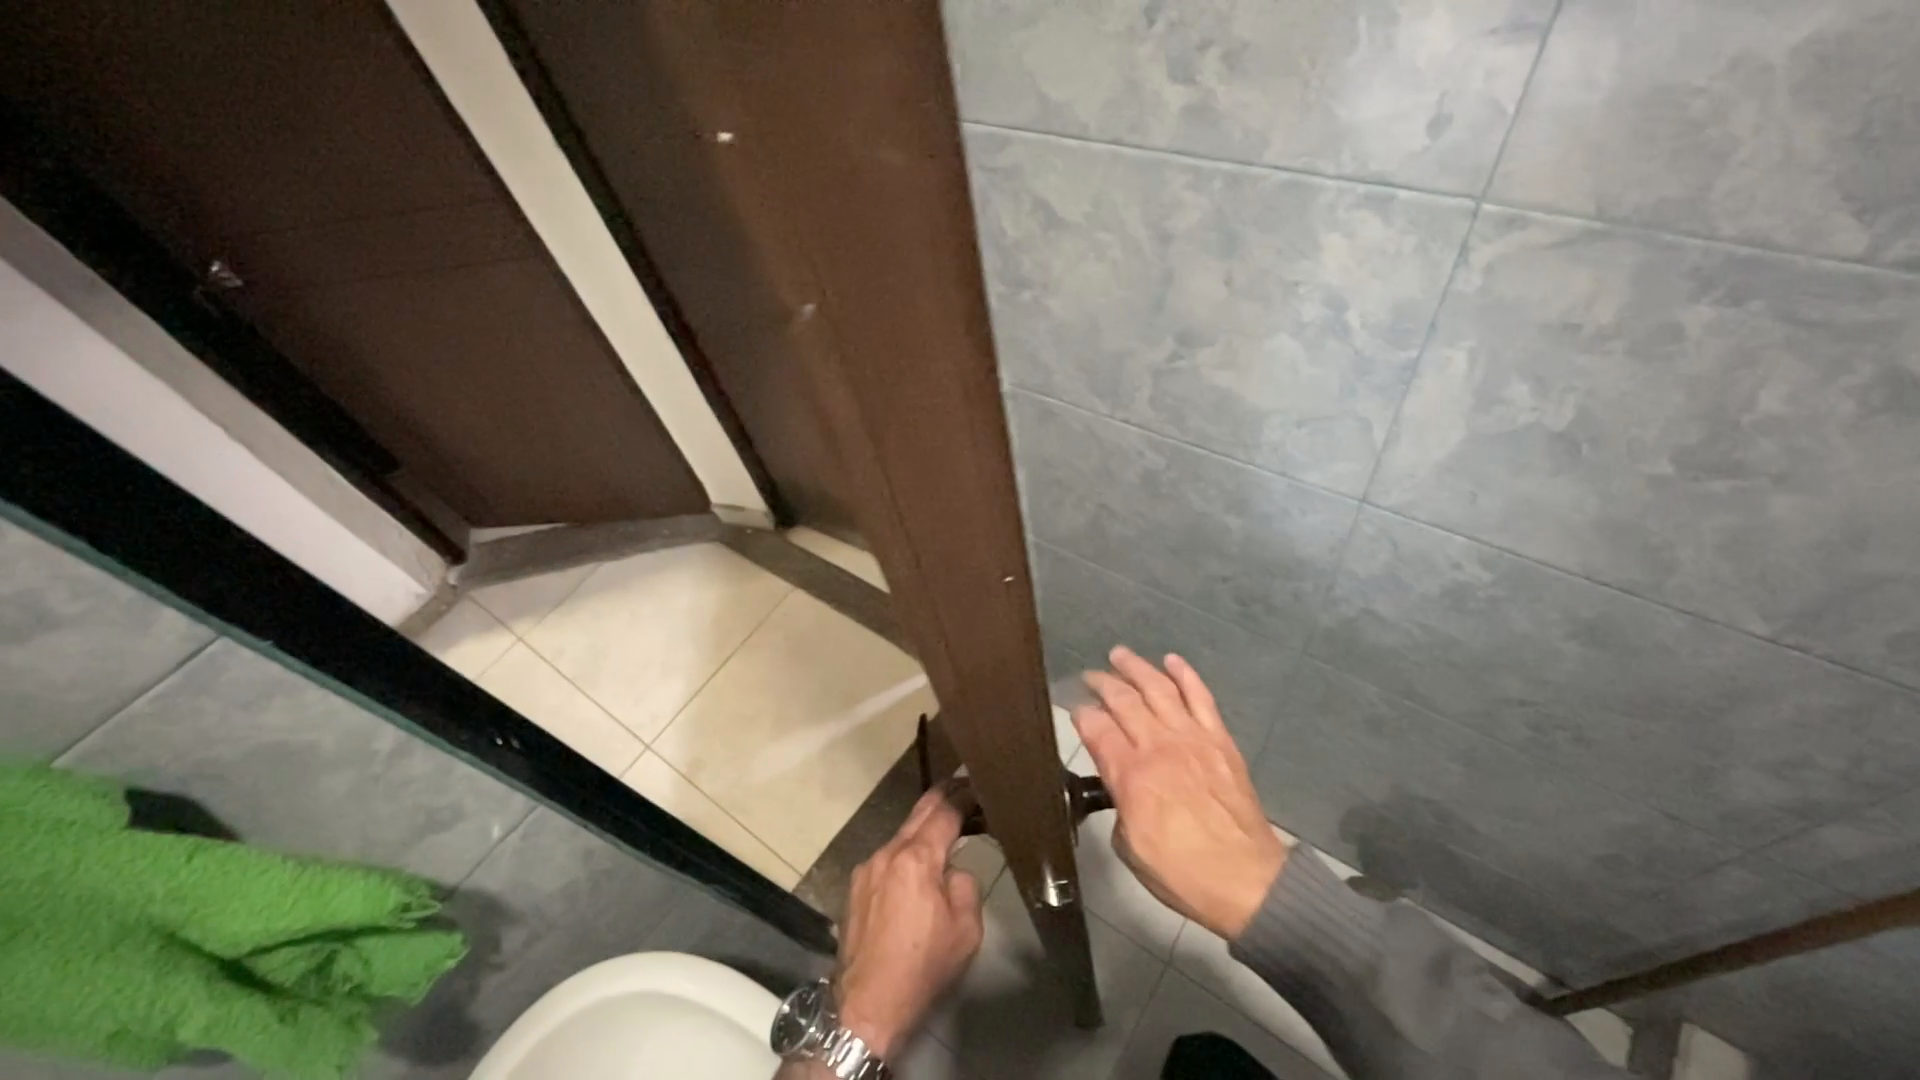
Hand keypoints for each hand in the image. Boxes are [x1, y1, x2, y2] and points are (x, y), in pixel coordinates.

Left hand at [834, 786, 984, 1057]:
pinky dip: (904, 856)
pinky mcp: (854, 889)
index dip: (962, 796)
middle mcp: (886, 854)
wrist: (867, 1006)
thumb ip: (964, 884)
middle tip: (961, 785)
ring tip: (943, 831)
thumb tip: (951, 870)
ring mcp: (865, 870)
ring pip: (899, 839)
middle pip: (917, 815)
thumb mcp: (965, 929)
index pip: (943, 813)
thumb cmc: (923, 967)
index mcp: (915, 859)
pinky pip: (886, 861)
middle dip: (941, 799)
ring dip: (921, 831)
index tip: (976, 784)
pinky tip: (915, 871)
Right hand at [1074, 646, 1287, 939]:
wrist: (1245, 880)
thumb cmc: (1180, 872)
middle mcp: (1158, 746)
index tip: (1074, 708)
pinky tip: (1172, 660)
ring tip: (1120, 654)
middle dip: (1102, 683)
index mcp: (1130, 775)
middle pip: (1123, 700)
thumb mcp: (1129, 846)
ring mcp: (1192, 738)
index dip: (1081, 713)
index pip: (1096, 728)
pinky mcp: (1219, 740)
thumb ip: (1118, 806)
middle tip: (1090, 676)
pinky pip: (1200, 696)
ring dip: (1137, 668)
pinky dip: (1185, 674)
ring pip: (1158, 688)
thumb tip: (1118, 787)